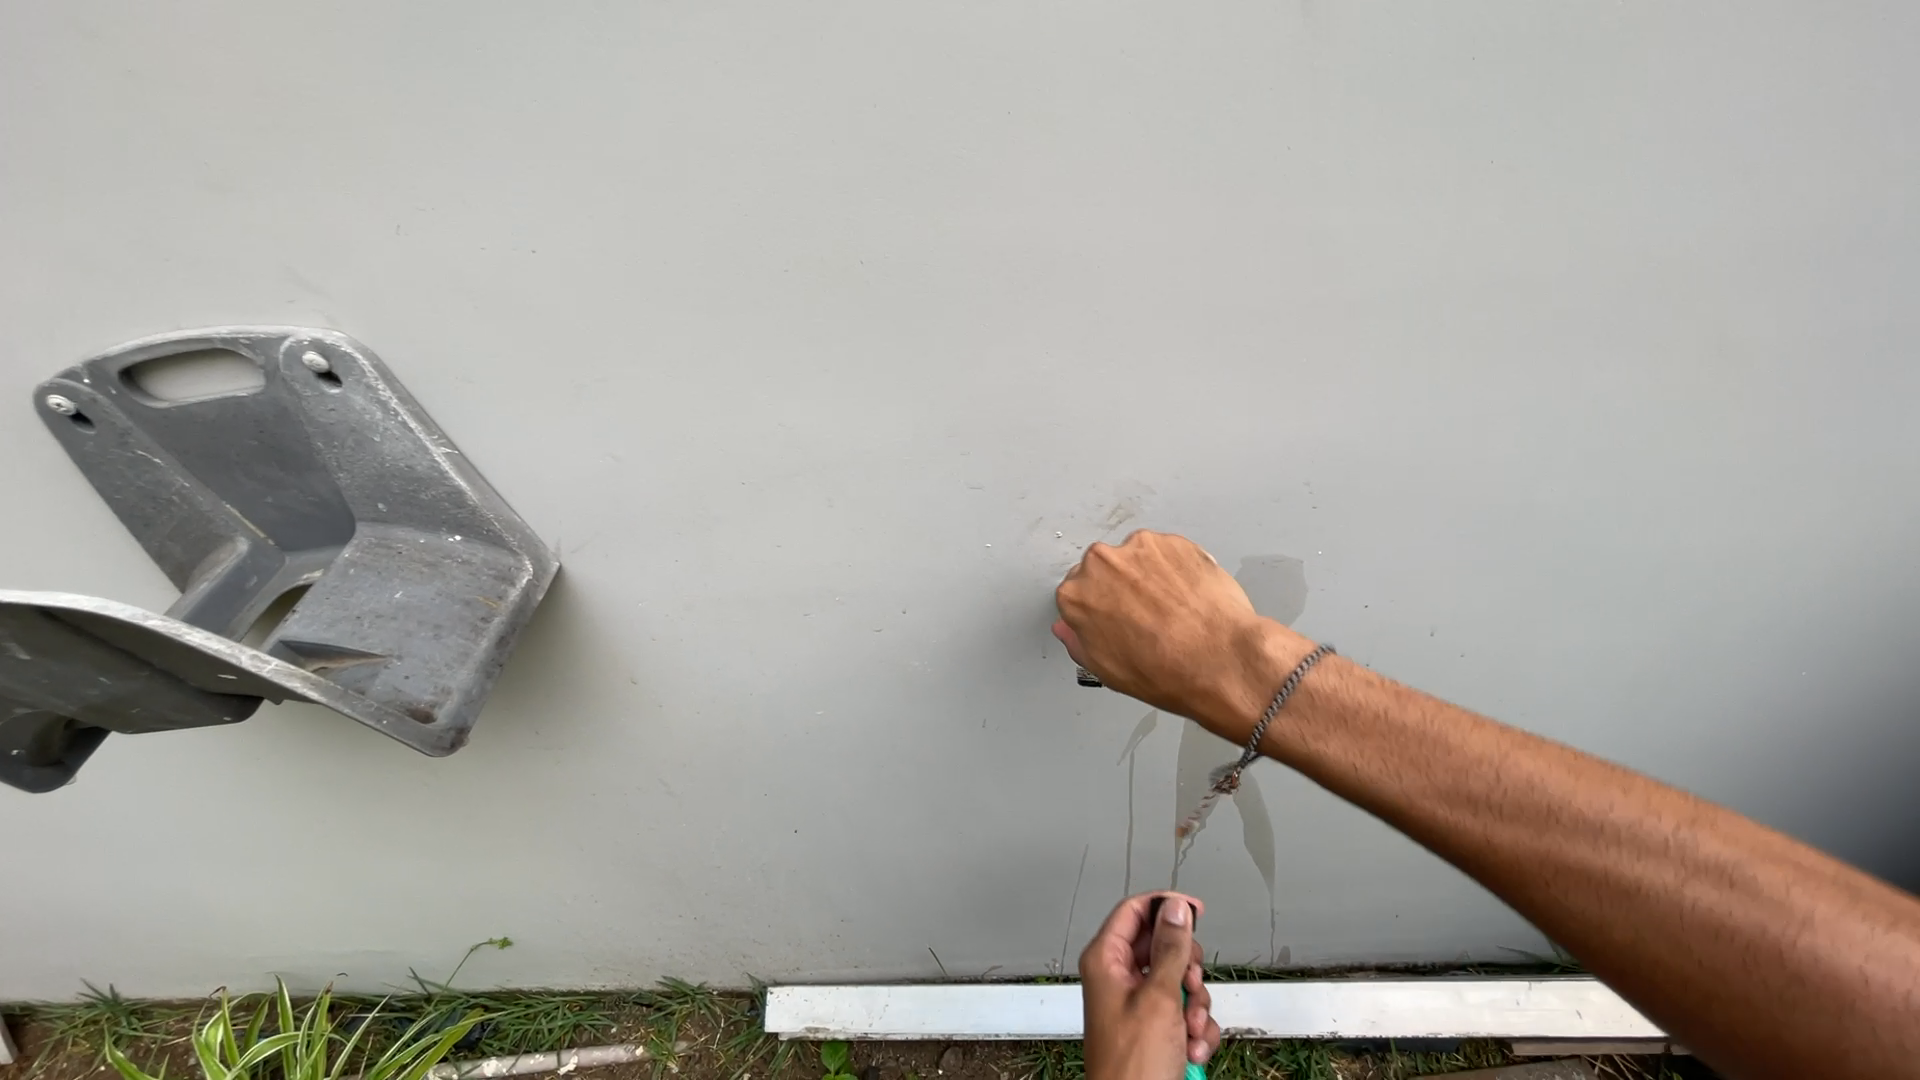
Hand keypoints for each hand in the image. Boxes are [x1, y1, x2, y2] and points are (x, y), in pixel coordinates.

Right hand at [1054, 531, 1313, 738]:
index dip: (1096, 609)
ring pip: (1135, 557)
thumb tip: (1070, 628)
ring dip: (1146, 574)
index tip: (1111, 619)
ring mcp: (1138, 548)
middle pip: (1101, 569)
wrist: (1219, 659)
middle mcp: (1100, 563)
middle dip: (1118, 586)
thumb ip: (1077, 641)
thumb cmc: (1165, 670)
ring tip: (1170, 607)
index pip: (1075, 592)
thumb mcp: (1105, 669)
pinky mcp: (1173, 541)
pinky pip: (1167, 552)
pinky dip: (1174, 568)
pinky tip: (1187, 596)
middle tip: (1143, 615)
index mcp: (1076, 595)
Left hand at [1080, 891, 1220, 1079]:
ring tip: (1189, 1029)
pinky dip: (1194, 1030)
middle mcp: (1118, 976)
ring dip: (1195, 1006)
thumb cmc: (1133, 1065)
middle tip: (1189, 985)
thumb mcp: (1157, 998)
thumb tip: (1175, 907)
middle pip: (1162, 946)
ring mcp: (1137, 1004)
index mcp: (1106, 959)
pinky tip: (1191, 1049)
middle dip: (1186, 969)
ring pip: (1178, 980)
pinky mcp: (1154, 1029)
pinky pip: (1183, 1012)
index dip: (1165, 905)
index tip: (1196, 910)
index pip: (1134, 911)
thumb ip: (1170, 948)